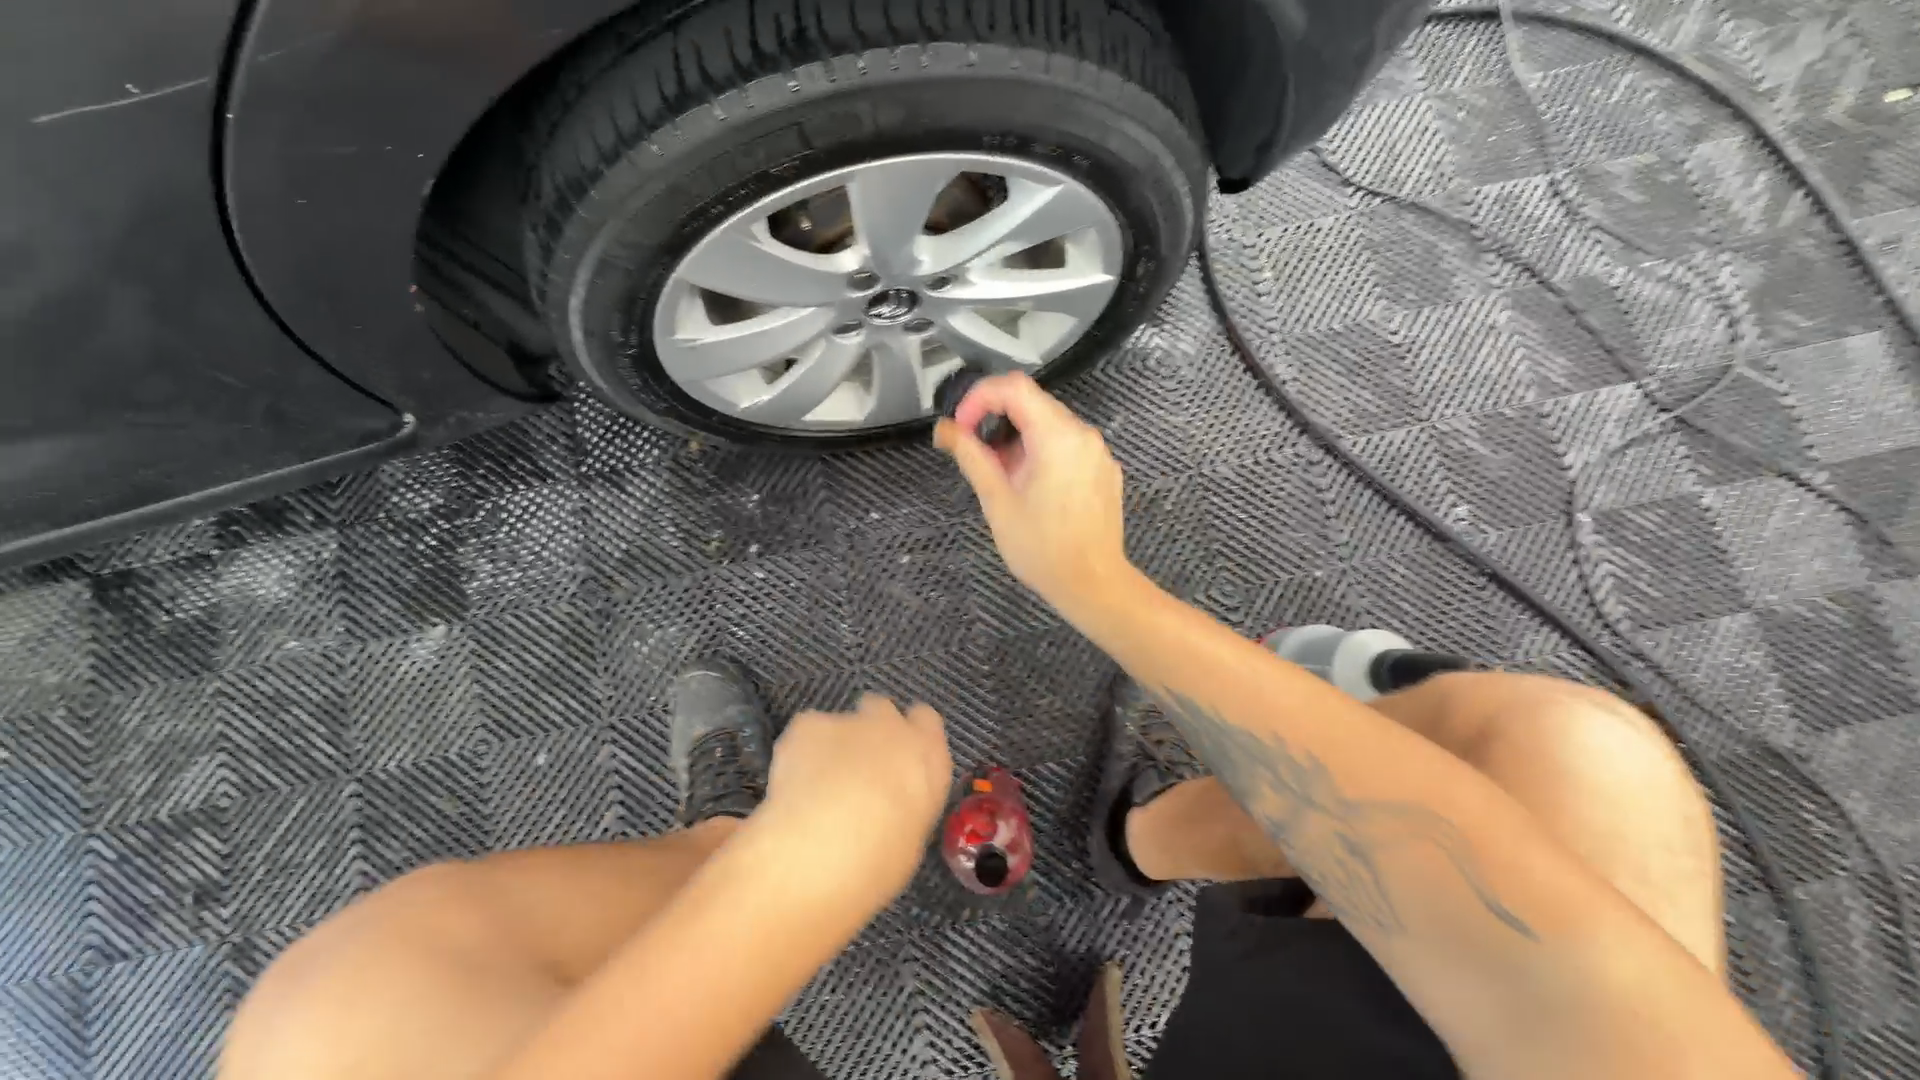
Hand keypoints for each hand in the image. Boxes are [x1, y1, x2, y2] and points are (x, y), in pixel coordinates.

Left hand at [759, 694, 953, 897]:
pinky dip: (800, 751)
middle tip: (855, 768)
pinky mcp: (809, 724)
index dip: (909, 734)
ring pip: (840, 722)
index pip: (926, 721)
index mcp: (928, 757)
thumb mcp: (911, 836)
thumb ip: (907, 801)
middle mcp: (894, 728)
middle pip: (882, 710)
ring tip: (815, 786)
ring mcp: (850, 721)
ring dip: (833, 745)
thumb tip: (892, 803)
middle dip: (869, 730)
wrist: (822, 850)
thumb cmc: (878, 860)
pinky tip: (792, 785)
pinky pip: (807, 731)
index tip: (897, 756)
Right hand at [934, 373, 1129, 609]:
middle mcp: (1084, 435)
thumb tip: (946, 430)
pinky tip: (1034, 492)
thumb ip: (971, 456)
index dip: (979, 398)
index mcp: (1057, 436)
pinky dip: (1043, 456)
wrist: (1093, 584)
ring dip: (1020, 443)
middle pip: (1033, 405)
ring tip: (1007, 483)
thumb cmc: (1043, 548)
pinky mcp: (1104, 471)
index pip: (1013, 387)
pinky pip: (1068, 447)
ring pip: (1050, 427)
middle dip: (998, 424)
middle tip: (980, 461)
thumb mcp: (997, 501)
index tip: (962, 428)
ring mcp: (1098, 453)